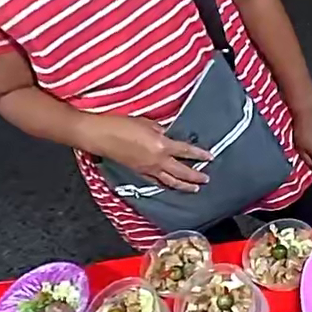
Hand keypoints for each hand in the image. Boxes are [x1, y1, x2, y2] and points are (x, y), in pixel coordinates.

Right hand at [87, 114, 211, 191]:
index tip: (210, 157)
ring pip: (169, 182)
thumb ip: (161, 130)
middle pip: (181, 172)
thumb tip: (169, 135)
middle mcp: (157, 161)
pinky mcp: (138, 173)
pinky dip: (165, 185)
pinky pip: (156, 182)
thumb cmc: (121, 125)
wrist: (100, 136)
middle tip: (206, 179)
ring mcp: (147, 169)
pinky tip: (169, 187)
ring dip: (183, 186)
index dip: (199, 155)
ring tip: (194, 189)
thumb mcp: (146, 122)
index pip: (186, 151)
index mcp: (161, 146)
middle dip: (195, 177)